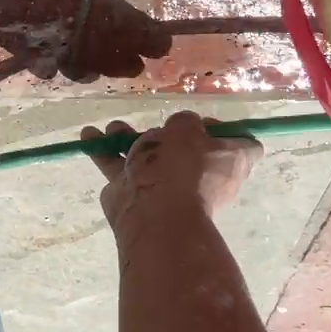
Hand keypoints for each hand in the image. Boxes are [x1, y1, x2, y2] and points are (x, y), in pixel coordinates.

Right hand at [81, 112, 263, 231]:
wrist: (153, 210)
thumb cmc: (181, 167)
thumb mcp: (187, 130)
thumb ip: (185, 121)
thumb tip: (183, 126)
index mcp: (229, 160)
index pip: (241, 143)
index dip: (222, 130)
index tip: (200, 124)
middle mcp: (202, 173)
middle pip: (186, 147)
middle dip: (162, 132)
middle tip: (151, 125)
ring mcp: (167, 183)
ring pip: (148, 154)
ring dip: (128, 138)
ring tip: (112, 128)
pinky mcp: (136, 189)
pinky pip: (120, 164)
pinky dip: (104, 150)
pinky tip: (88, 137)